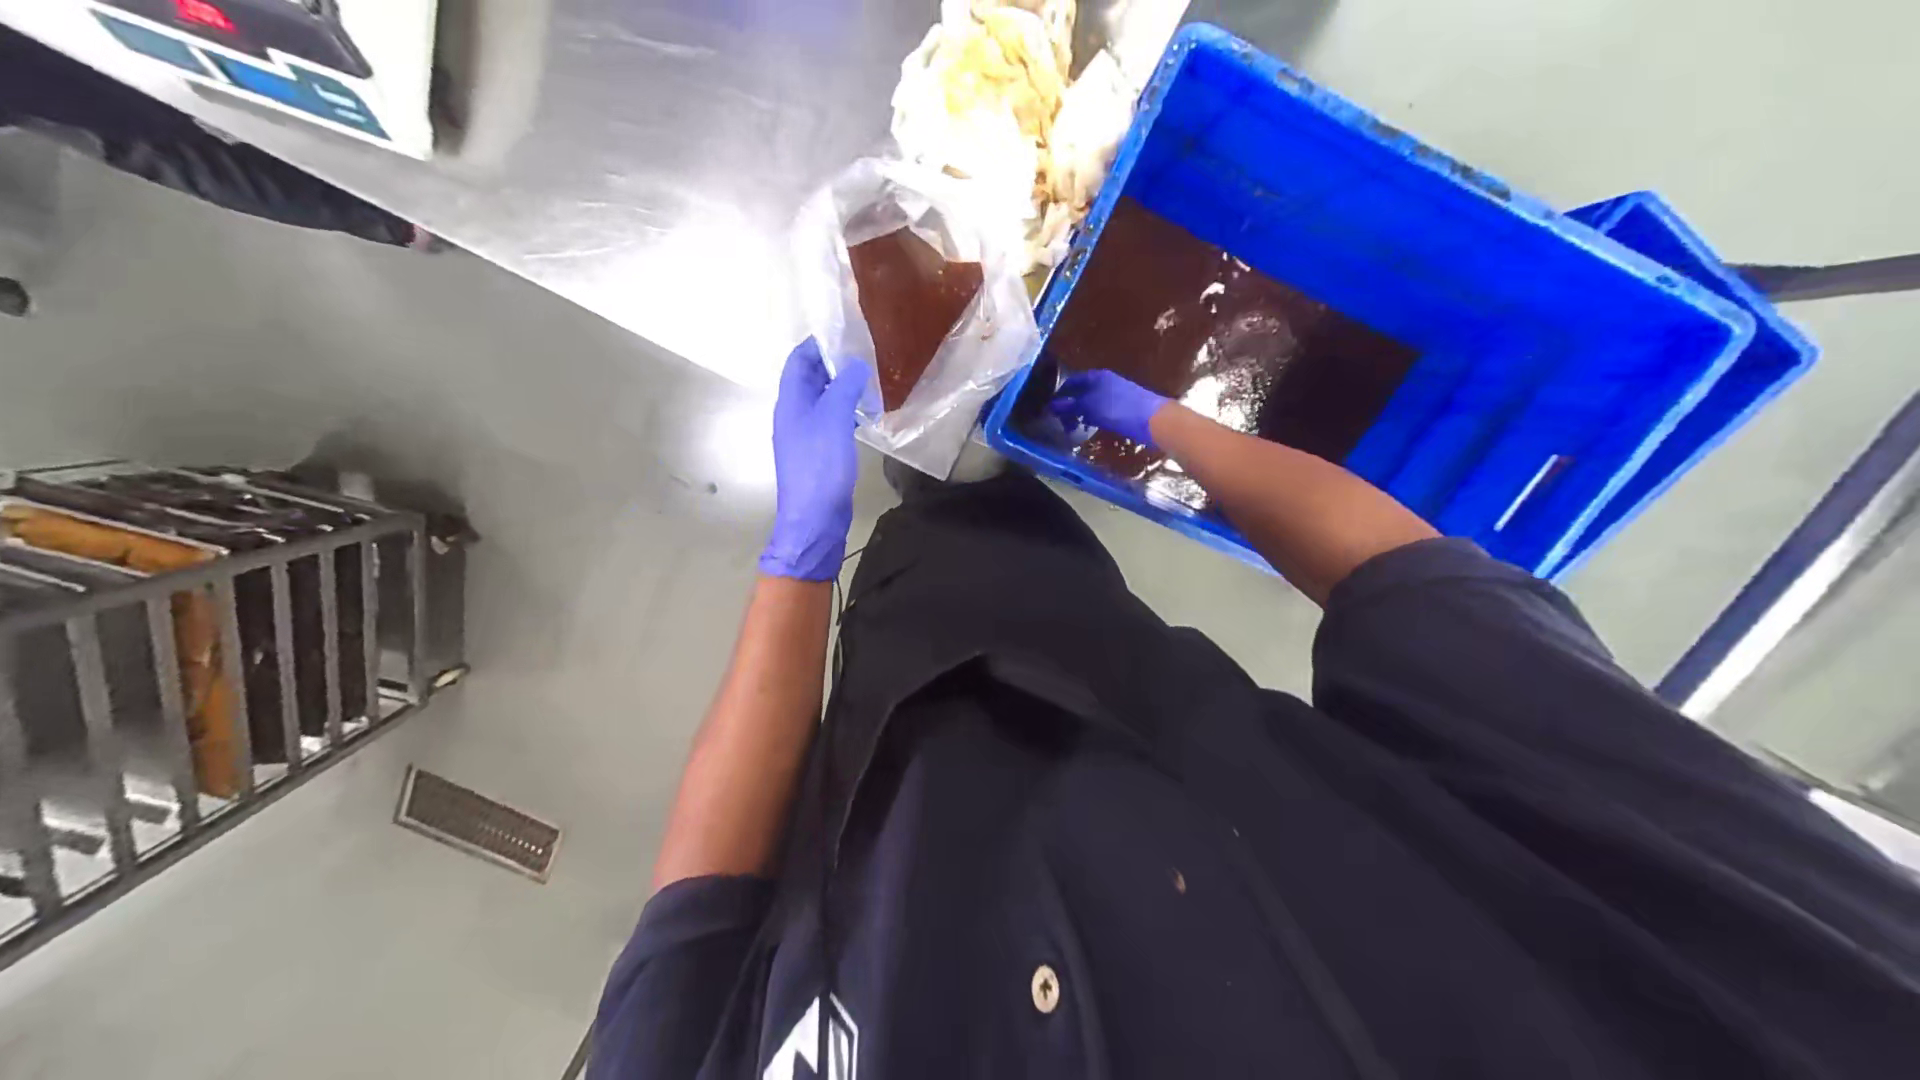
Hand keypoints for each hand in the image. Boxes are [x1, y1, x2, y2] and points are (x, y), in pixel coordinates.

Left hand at [760, 339, 868, 580]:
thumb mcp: (834, 420)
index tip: (842, 333)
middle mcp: (792, 416)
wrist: (814, 518)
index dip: (816, 345)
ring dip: (840, 389)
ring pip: (820, 402)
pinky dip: (844, 412)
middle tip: (862, 355)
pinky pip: (829, 423)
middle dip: (832, 365)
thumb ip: (844, 388)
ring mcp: (804, 437)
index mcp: (790, 404)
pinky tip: (863, 415)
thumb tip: (856, 365)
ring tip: (867, 382)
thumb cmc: (821, 466)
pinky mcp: (817, 455)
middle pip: (808, 380)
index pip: (797, 362)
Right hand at [1048, 370, 1169, 447]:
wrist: (1153, 420)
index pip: (1071, 382)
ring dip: (1081, 414)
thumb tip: (1052, 405)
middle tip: (1061, 423)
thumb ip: (1071, 405)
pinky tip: (1091, 427)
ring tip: (1074, 428)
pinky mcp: (1123, 407)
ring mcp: (1115, 394)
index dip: (1060, 394)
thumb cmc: (1119, 409)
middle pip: (1081, 392)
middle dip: (1069, 406)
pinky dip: (1093, 418)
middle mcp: (1105, 382)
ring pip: (1091, 403)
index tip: (1051, 410)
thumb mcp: (1090, 407)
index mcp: (1097, 377)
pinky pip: (1101, 411)